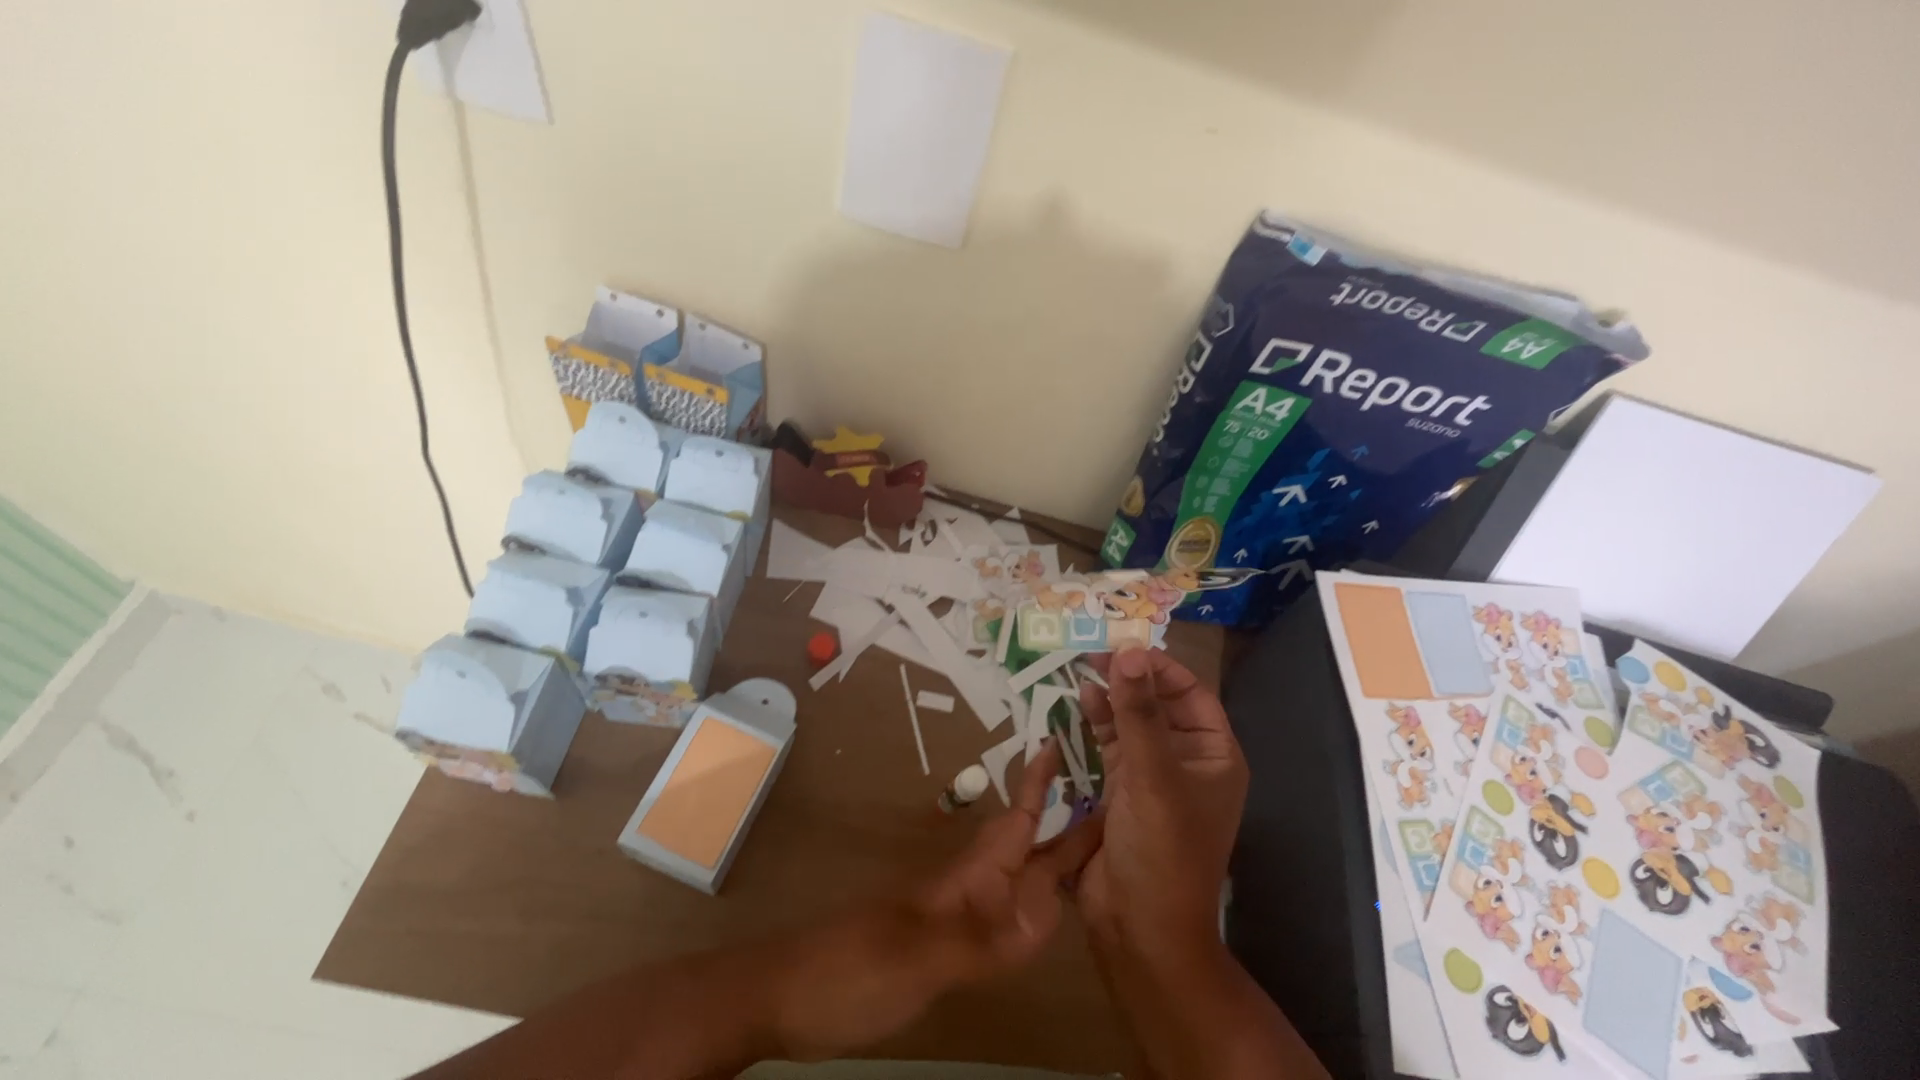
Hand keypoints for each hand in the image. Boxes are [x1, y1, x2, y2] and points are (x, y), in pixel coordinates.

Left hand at [770, 740, 1100, 1060]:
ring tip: (1107, 850)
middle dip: (1072, 823)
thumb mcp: (912, 955)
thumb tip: (1046, 909)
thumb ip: (975, 937)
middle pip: (1030, 848)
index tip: (1083, 748)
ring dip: (1059, 861)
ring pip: (1021, 883)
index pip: (1019, 820)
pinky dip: (1038, 909)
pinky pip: (1007, 923)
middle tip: (1123, 805)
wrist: (787, 999)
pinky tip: (1055, 912)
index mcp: (965, 880)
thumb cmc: (849, 971)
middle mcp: (971, 892)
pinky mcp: (950, 955)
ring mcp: (959, 922)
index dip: (1046, 784)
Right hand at [1075, 648, 1247, 956]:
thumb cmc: (1162, 849)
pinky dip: (1096, 726)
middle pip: (1158, 705)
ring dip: (1110, 699)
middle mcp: (1187, 762)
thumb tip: (1128, 650)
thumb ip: (1138, 712)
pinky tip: (1078, 704)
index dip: (1158, 667)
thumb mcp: (1151, 775)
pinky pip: (1111, 748)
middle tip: (1090, 651)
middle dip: (1128, 679)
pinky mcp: (1122, 795)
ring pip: (1132, 724)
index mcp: (1214, 755)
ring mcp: (1153, 779)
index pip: (1190, 694)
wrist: (1140, 927)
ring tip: (1080, 670)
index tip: (1120, 644)